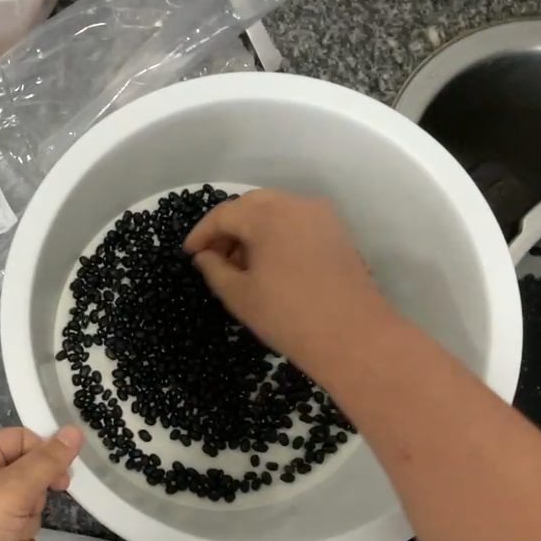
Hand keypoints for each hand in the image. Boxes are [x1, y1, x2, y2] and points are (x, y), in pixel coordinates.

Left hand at [0, 425, 83, 540]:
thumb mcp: (9, 490)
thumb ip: (46, 463)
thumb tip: (74, 430)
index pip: (20, 440)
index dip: (44, 457)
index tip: (64, 482)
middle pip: (25, 479)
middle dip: (30, 502)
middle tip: (15, 514)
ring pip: (24, 512)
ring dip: (22, 530)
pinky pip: (14, 539)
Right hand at [183, 189, 389, 370]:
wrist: (351, 335)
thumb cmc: (287, 315)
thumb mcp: (239, 295)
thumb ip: (214, 269)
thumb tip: (204, 256)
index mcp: (269, 215)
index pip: (224, 214)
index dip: (201, 233)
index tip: (188, 254)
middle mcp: (296, 205)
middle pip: (251, 206)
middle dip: (227, 228)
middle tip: (212, 258)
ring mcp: (321, 217)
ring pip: (275, 212)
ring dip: (252, 231)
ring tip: (238, 265)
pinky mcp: (336, 233)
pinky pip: (295, 223)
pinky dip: (275, 235)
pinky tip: (267, 265)